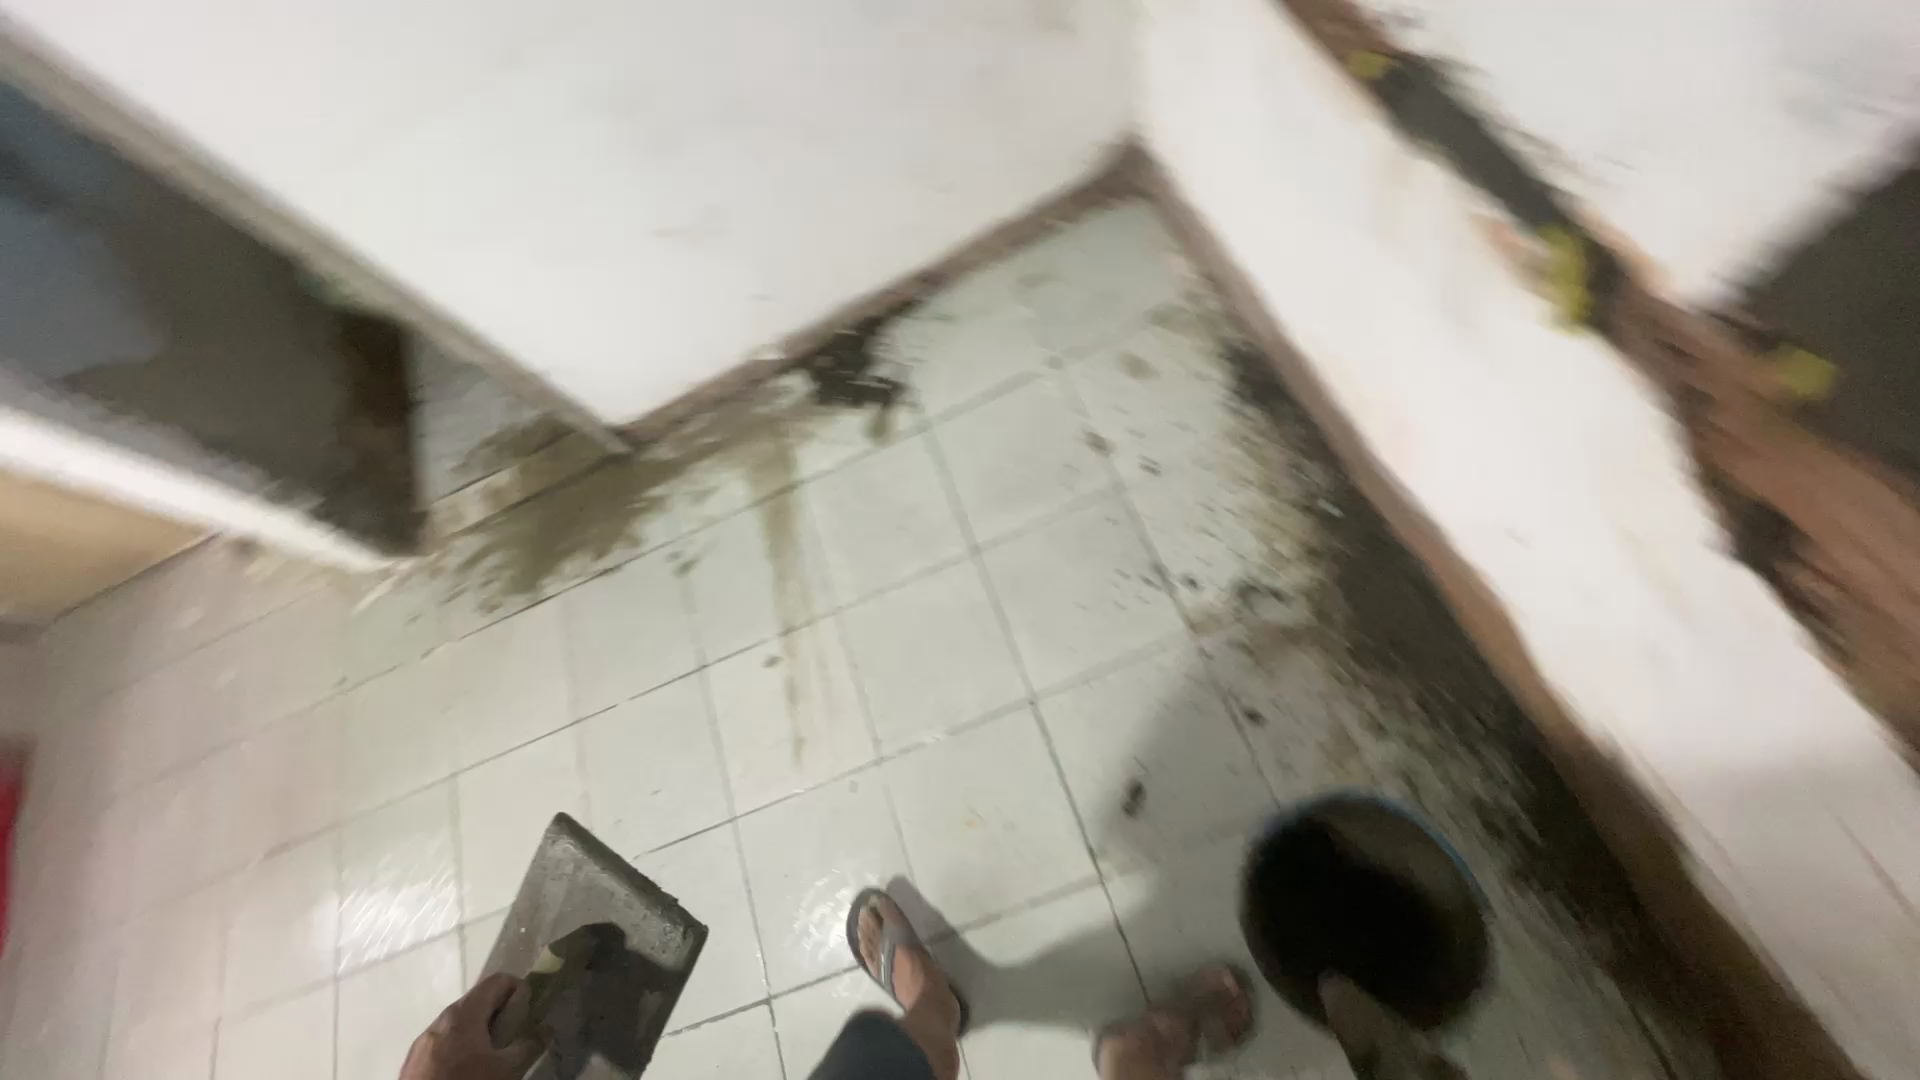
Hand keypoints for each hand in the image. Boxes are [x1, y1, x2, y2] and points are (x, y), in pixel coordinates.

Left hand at [398, 973, 543, 1079]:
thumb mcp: (507, 1070)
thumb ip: (529, 1045)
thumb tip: (542, 1032)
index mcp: (463, 1014)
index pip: (497, 981)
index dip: (517, 989)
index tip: (525, 1011)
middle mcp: (439, 1020)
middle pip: (476, 1000)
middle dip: (498, 1012)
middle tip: (511, 1034)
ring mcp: (421, 1042)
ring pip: (457, 1022)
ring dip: (477, 1030)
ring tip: (488, 1054)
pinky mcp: (411, 1063)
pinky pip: (441, 1042)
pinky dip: (458, 1046)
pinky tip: (463, 1069)